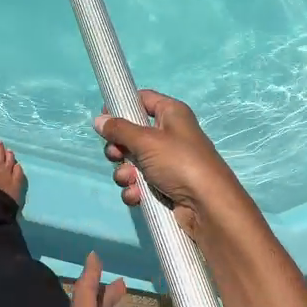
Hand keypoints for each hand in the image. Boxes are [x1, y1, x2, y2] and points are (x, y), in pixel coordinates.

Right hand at [95, 90, 240, 236]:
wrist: (207, 207)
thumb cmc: (178, 162)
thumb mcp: (145, 141)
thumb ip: (119, 129)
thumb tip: (98, 120)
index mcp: (171, 114)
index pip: (143, 99)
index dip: (122, 105)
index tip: (104, 118)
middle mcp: (170, 135)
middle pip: (132, 133)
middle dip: (119, 147)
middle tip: (116, 154)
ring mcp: (167, 162)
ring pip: (133, 160)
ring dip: (124, 171)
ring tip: (129, 179)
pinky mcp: (165, 185)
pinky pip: (140, 182)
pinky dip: (134, 188)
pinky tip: (137, 195)